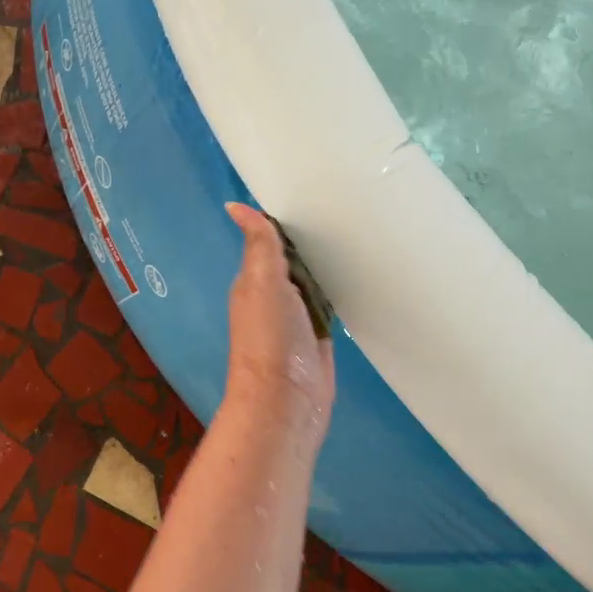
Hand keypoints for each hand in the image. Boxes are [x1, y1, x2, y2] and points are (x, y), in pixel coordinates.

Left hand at [222, 203, 334, 433]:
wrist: (287, 401)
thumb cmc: (270, 336)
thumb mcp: (262, 282)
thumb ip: (258, 245)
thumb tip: (234, 205)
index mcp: (254, 278)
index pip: (271, 240)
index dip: (288, 220)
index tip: (315, 191)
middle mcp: (273, 294)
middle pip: (294, 258)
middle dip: (312, 238)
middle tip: (346, 207)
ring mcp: (297, 316)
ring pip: (313, 279)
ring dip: (327, 262)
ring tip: (357, 231)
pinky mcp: (319, 334)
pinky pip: (329, 302)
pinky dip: (339, 288)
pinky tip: (358, 273)